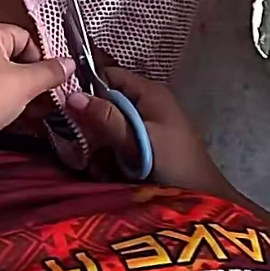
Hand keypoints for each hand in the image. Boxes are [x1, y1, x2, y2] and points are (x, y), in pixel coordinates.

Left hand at [0, 23, 72, 151]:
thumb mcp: (25, 85)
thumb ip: (51, 72)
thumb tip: (70, 63)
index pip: (26, 38)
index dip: (40, 60)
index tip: (44, 84)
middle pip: (12, 55)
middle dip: (27, 77)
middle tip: (35, 99)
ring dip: (12, 90)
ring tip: (17, 110)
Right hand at [65, 67, 236, 196]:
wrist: (203, 195)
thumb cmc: (174, 163)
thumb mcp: (137, 140)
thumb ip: (107, 118)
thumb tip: (72, 95)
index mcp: (151, 93)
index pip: (111, 75)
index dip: (87, 85)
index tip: (66, 105)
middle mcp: (150, 103)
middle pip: (109, 102)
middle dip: (94, 123)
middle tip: (86, 145)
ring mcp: (150, 124)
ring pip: (112, 125)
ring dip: (102, 145)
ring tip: (102, 164)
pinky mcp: (149, 144)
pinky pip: (122, 141)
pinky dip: (114, 155)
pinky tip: (112, 172)